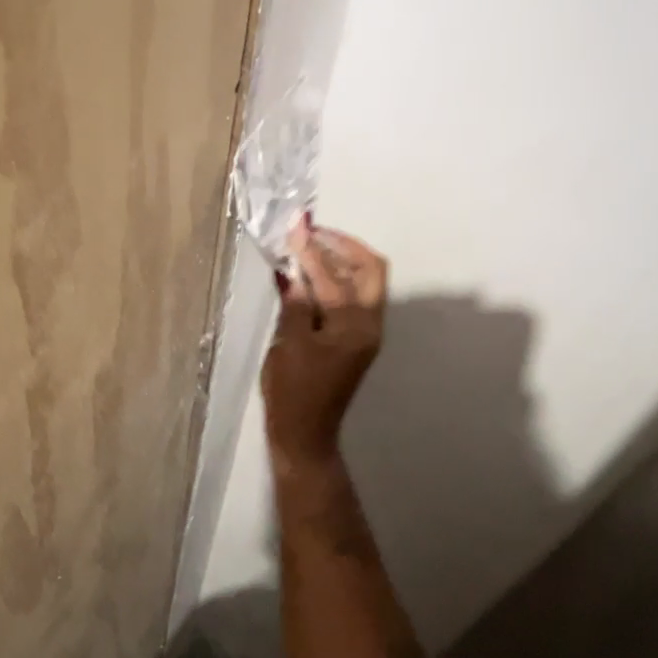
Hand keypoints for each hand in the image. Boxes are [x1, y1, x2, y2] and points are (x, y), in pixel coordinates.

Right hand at [261, 217, 387, 459]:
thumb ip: (295, 305)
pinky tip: (313, 276)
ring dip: (342, 260)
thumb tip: (294, 270)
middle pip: (370, 269)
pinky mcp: (357, 338)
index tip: (297, 225)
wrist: (305, 432)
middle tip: (312, 233)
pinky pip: (356, 296)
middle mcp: (369, 324)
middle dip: (343, 246)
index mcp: (353, 326)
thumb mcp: (288, 344)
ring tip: (310, 247)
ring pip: (366, 281)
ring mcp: (367, 332)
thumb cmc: (293, 391)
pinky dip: (338, 279)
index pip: (333, 276)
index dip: (313, 249)